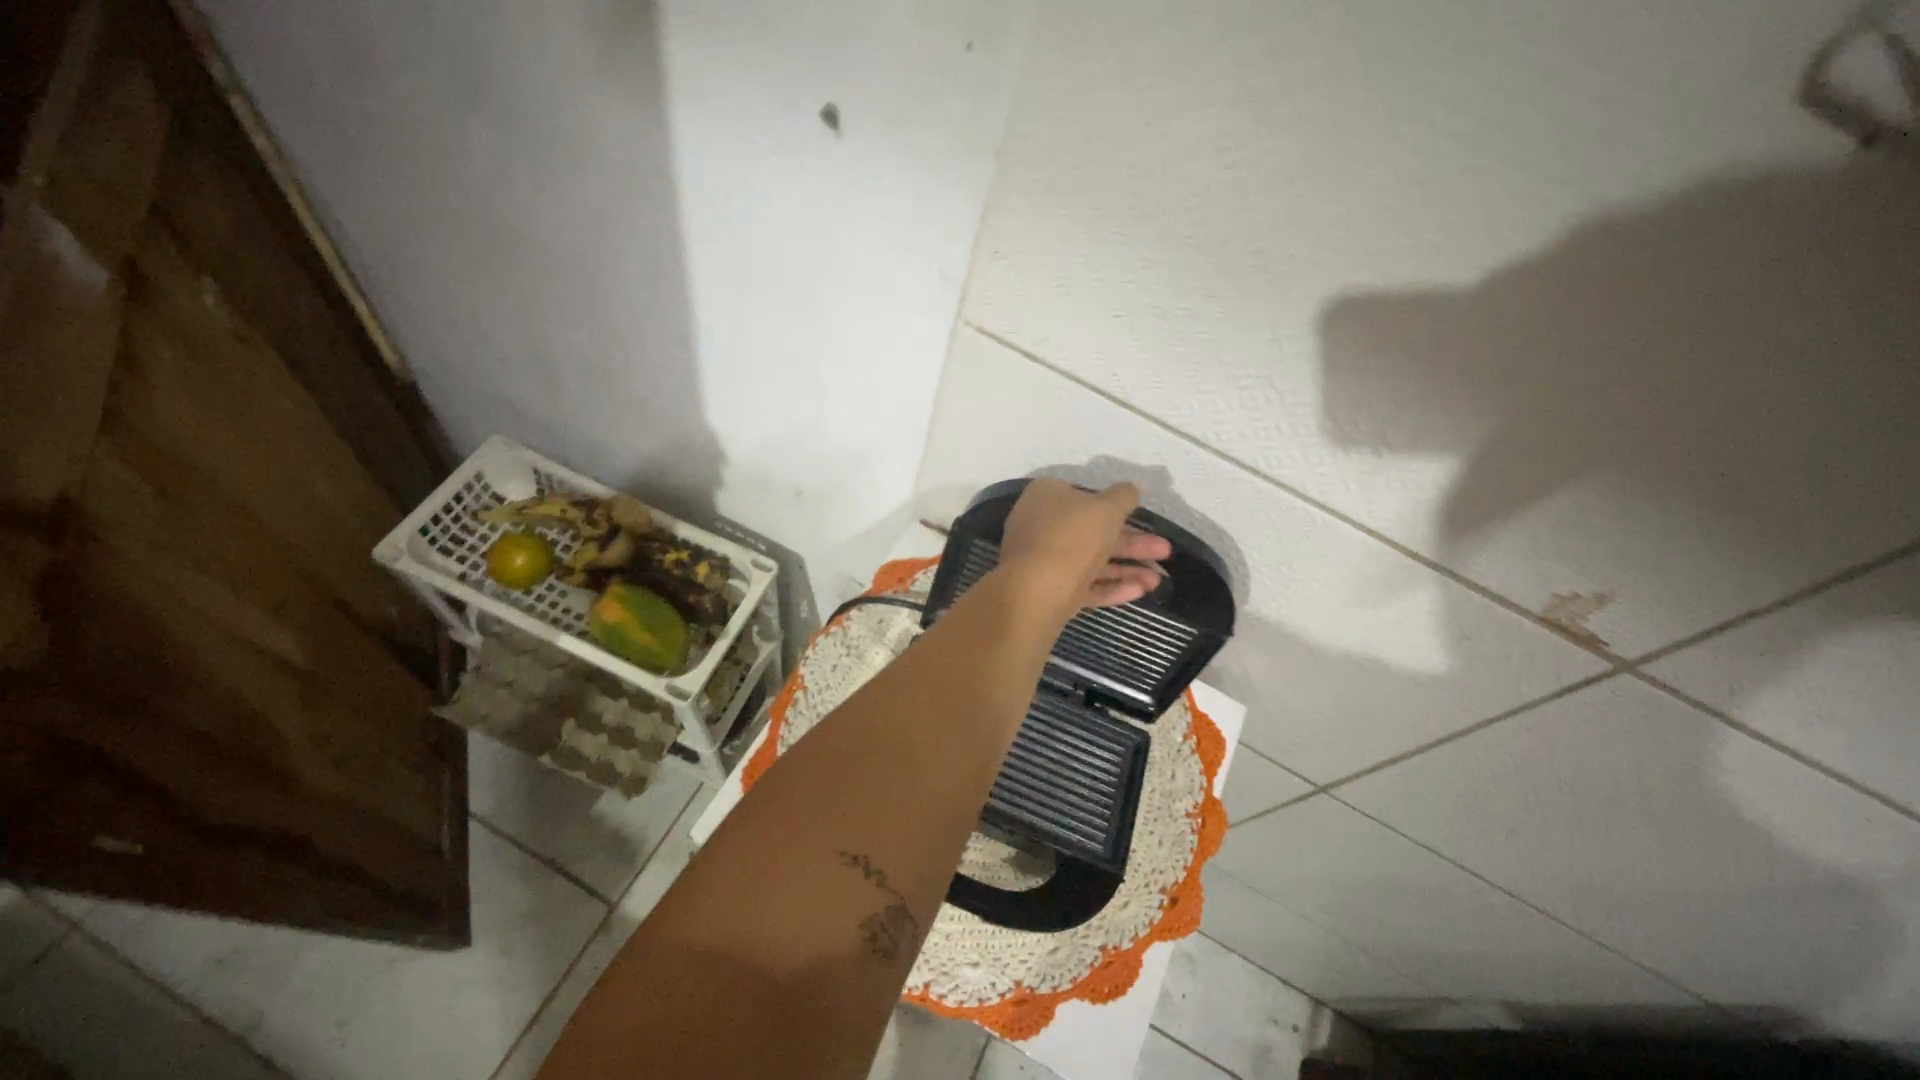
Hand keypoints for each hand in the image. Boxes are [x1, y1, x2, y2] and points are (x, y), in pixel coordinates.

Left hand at [997, 479, 1172, 616]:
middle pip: (1094, 532)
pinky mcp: (1050, 590)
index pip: (1084, 496)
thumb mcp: (1107, 508)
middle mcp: (1041, 526)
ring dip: (1127, 569)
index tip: (1140, 515)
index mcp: (1046, 497)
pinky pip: (1084, 585)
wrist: (1036, 591)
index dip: (1114, 506)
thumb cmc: (1073, 537)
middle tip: (1164, 551)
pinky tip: (1140, 591)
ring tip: (1158, 580)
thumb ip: (1124, 496)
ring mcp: (1044, 561)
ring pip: (1092, 562)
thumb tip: (1133, 488)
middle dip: (1133, 543)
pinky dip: (1111, 587)